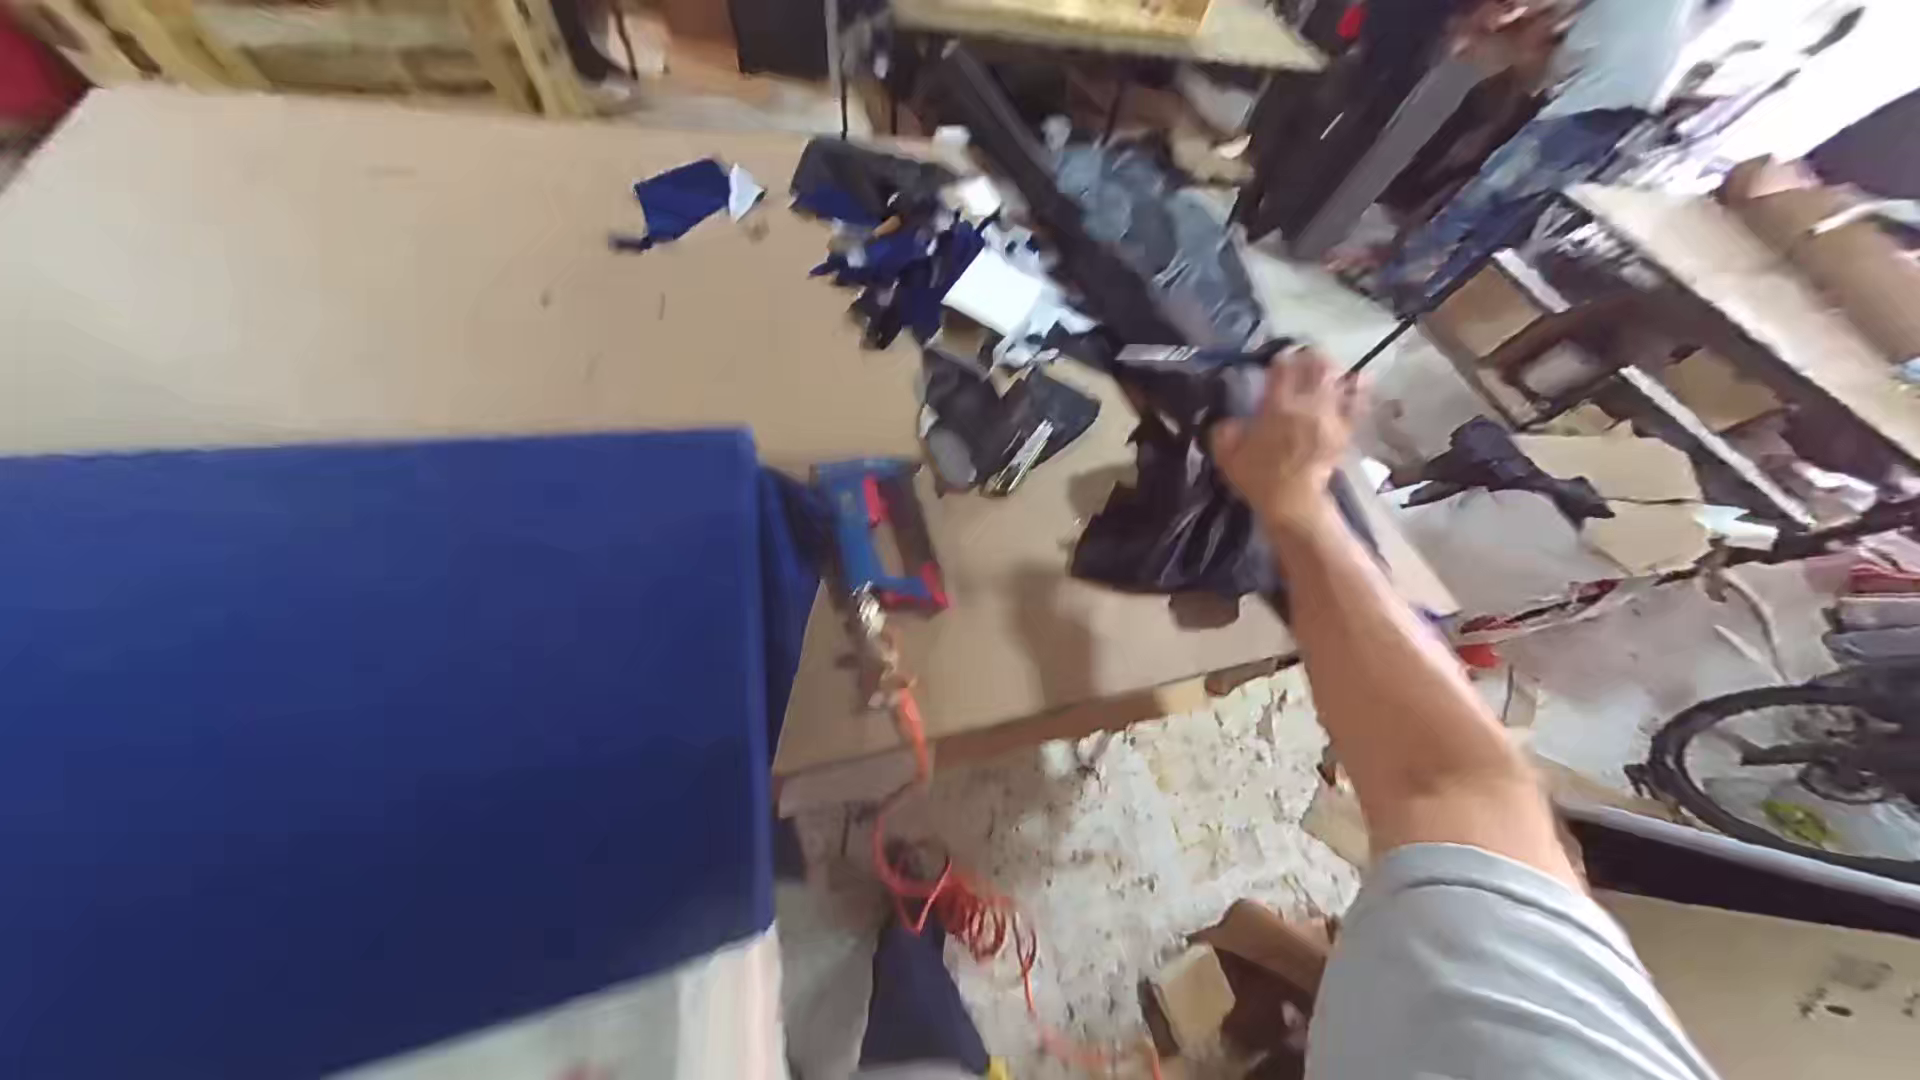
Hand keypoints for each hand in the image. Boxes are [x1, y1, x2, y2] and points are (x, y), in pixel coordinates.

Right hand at [1208, 346, 1360, 530]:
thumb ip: (1224, 430)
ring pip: (1337, 378)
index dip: (1280, 358)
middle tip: (1301, 355)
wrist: (1291, 502)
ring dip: (1330, 368)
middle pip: (1315, 366)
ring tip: (1322, 364)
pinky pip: (1357, 401)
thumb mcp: (1226, 454)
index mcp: (1276, 408)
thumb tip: (1229, 418)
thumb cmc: (1256, 478)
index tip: (1276, 357)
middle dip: (1308, 356)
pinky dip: (1358, 388)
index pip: (1282, 369)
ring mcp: (1330, 416)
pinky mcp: (1345, 429)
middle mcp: (1307, 405)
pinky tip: (1358, 378)